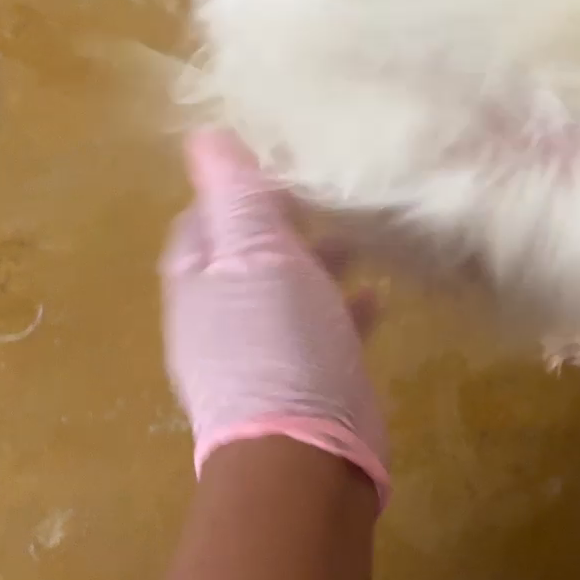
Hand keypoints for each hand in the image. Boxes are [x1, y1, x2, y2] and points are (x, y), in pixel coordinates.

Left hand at [159, 130, 389, 496]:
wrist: (304, 443)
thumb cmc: (278, 342)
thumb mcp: (260, 258)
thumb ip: (240, 201)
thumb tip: (208, 136)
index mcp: (201, 281)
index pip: (206, 222)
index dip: (239, 193)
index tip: (289, 168)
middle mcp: (224, 314)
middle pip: (250, 257)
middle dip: (287, 226)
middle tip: (338, 199)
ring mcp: (267, 349)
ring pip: (292, 291)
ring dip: (321, 264)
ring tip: (365, 241)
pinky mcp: (311, 374)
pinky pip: (327, 327)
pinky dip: (347, 307)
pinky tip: (378, 298)